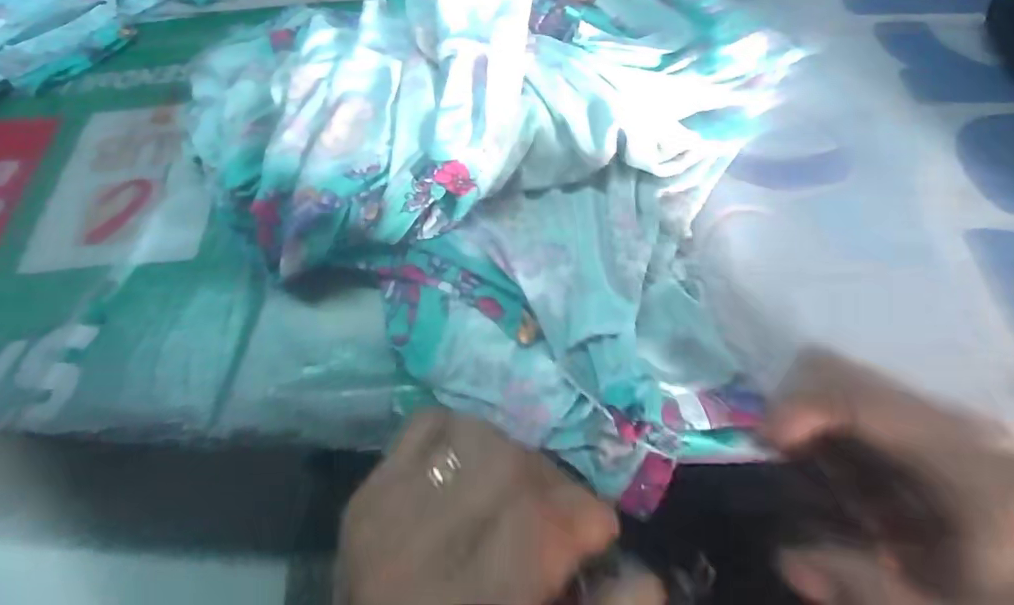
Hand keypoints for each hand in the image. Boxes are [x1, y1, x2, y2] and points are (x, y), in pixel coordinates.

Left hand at [337, 409, 625, 604]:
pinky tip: (474, 463)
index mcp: (473, 599)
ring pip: (471, 434)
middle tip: (564, 511)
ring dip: (509, 453)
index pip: (537, 519)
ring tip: (520, 486)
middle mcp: (420, 551)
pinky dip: (459, 432)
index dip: (584, 514)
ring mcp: (386, 514)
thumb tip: (648, 578)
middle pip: (508, 465)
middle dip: (552, 482)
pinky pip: (425, 425)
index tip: (602, 530)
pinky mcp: (365, 494)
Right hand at [766, 352, 1013, 604]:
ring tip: (844, 508)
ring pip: (864, 395)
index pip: (853, 392)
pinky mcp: (979, 454)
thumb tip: (785, 557)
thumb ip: (866, 588)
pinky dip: (862, 453)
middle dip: (803, 412)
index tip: (765, 447)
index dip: (795, 406)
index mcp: (974, 467)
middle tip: (792, 471)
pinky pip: (891, 425)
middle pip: (849, 375)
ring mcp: (977, 439)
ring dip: (831, 437)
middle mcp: (971, 433)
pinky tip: (881, 516)